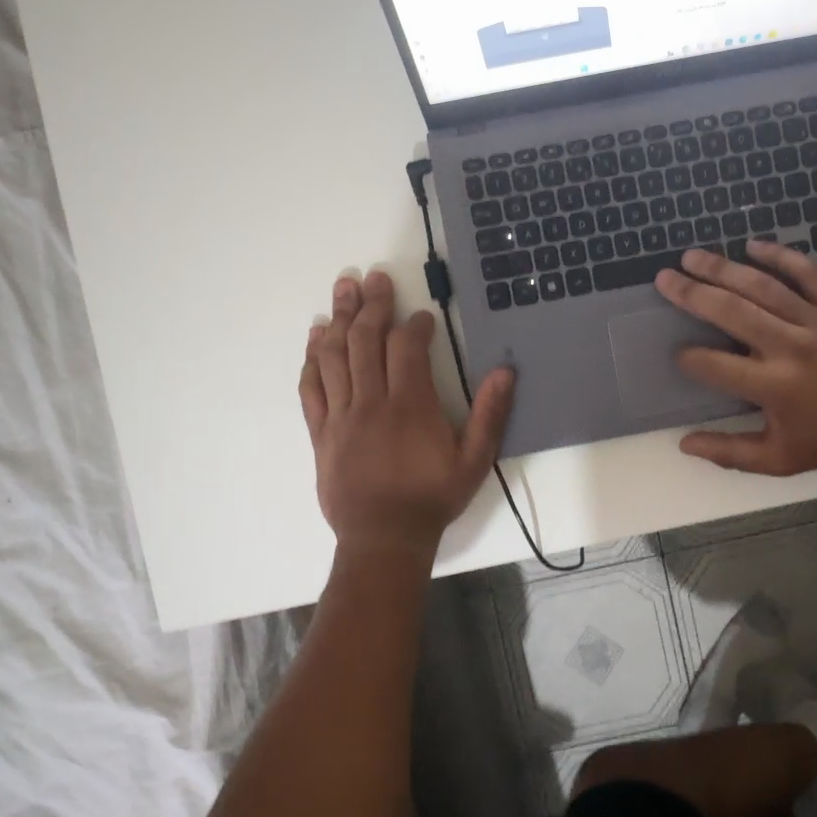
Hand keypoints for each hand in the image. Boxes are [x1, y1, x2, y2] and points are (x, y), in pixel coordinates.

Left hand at [300, 271, 514, 560]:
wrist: (383, 539)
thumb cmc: (432, 499)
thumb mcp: (474, 461)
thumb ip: (490, 414)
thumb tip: (505, 371)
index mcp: (410, 406)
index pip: (406, 349)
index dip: (413, 326)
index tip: (422, 316)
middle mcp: (371, 402)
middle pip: (366, 341)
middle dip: (370, 305)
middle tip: (373, 277)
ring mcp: (341, 416)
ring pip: (334, 357)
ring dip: (338, 320)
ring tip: (342, 289)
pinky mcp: (321, 432)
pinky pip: (311, 388)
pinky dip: (311, 359)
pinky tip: (316, 338)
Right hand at [653, 243, 816, 475]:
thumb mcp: (778, 460)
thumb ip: (729, 451)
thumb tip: (683, 443)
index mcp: (775, 387)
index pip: (715, 365)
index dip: (690, 358)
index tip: (678, 354)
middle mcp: (793, 348)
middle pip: (732, 312)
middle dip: (693, 295)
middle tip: (665, 279)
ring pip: (764, 287)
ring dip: (724, 269)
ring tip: (692, 257)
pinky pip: (810, 274)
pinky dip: (781, 257)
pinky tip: (753, 245)